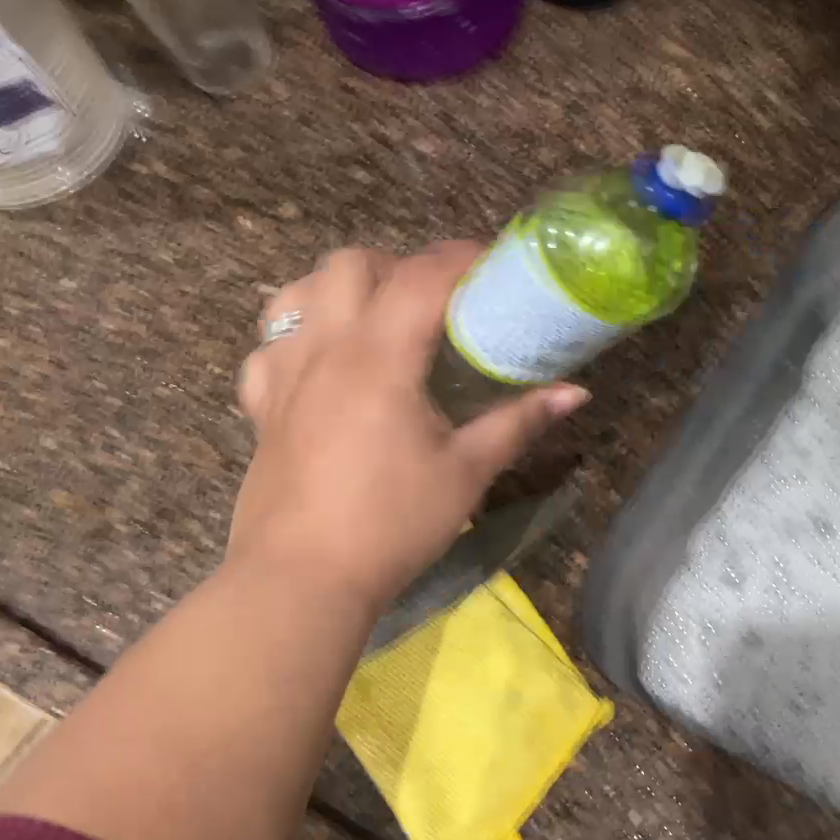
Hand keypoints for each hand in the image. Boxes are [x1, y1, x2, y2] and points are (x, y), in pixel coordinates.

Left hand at [231, 242, 587, 612]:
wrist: (299, 583)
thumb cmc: (393, 522)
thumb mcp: (469, 470)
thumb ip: (521, 420)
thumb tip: (576, 393)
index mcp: (379, 359)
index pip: (420, 277)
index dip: (460, 256)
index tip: (495, 260)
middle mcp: (326, 352)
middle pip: (350, 264)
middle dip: (399, 264)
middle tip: (438, 297)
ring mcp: (284, 377)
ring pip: (298, 291)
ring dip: (343, 287)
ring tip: (381, 315)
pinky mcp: (262, 407)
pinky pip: (269, 345)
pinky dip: (299, 334)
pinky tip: (327, 361)